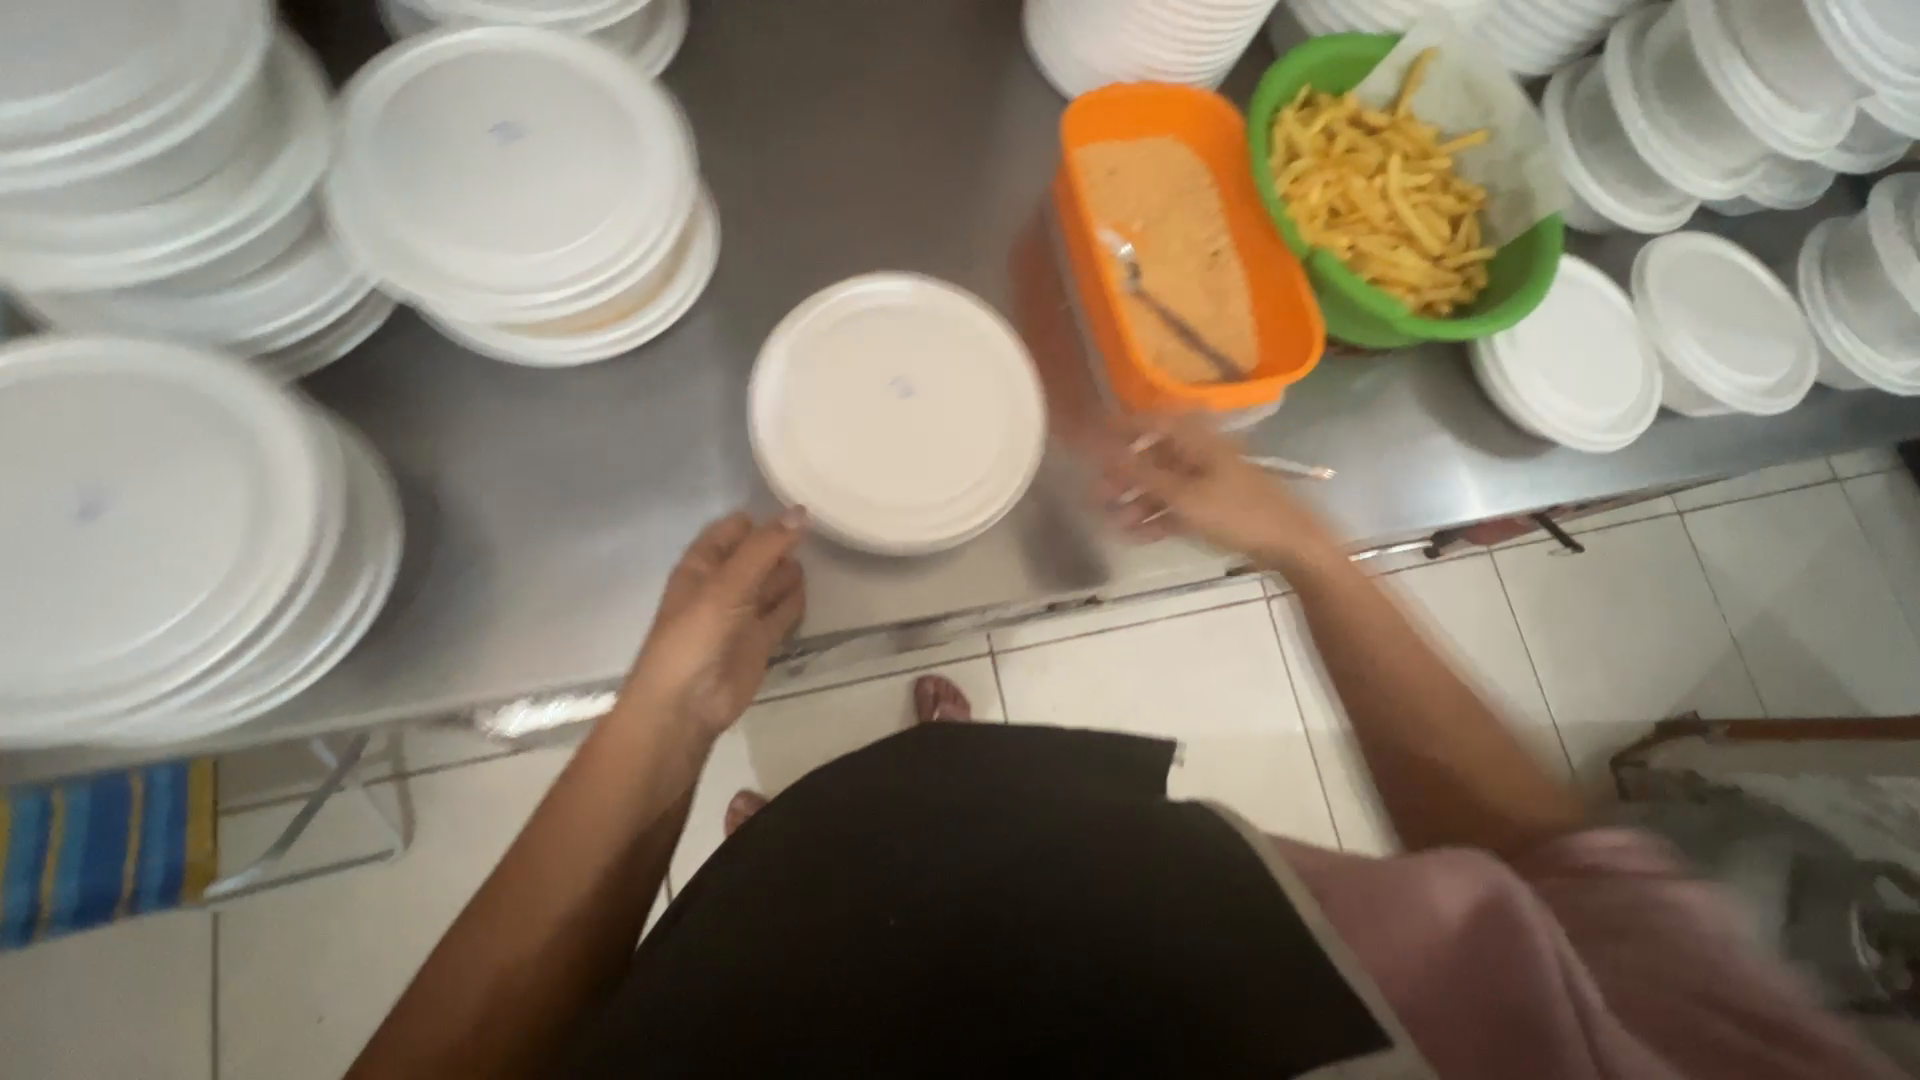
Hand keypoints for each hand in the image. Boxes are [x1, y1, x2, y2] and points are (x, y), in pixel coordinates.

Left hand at [618, 509, 808, 738]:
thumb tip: (803, 511)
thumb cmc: (696, 635)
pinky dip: (793, 604)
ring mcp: (741, 615)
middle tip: (816, 534)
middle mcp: (722, 586)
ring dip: (788, 573)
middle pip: (756, 556)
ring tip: (813, 561)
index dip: (759, 521)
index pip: (732, 531)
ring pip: (770, 584)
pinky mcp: (759, 641)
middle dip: (780, 546)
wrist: (687, 704)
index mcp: (702, 566)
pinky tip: (807, 592)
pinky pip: (781, 614)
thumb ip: (765, 548)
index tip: (796, 511)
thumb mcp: (728, 584)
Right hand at [1095, 414, 1338, 571]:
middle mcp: (1200, 455)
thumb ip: (1140, 474)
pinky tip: (1136, 536)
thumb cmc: (1236, 512)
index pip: (1151, 422)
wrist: (1288, 543)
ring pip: (1163, 485)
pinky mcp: (1212, 507)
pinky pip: (1176, 507)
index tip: (1090, 440)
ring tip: (1114, 521)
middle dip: (1124, 475)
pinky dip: (1156, 518)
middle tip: (1097, 493)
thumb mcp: (1183, 495)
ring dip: (1137, 502)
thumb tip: (1103, 450)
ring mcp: (1207, 482)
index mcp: (1196, 441)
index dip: (1120, 428)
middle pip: (1153, 457)